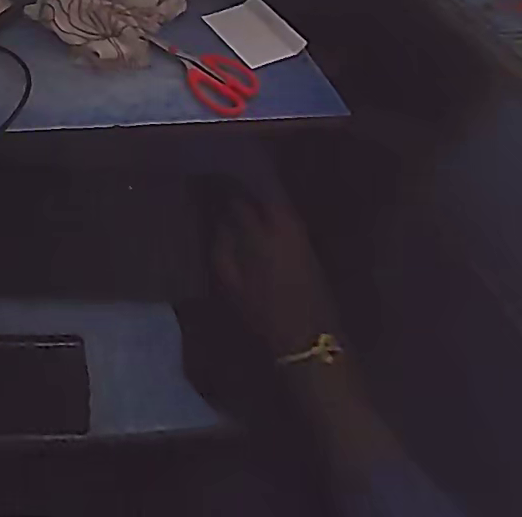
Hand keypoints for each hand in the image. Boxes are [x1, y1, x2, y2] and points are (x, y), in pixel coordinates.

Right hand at [212, 183, 338, 358]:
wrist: (309, 342)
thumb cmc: (262, 314)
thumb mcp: (230, 282)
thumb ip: (222, 245)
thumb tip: (220, 221)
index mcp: (259, 236)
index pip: (238, 201)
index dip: (223, 188)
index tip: (209, 181)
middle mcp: (283, 229)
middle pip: (266, 194)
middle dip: (247, 185)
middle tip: (229, 180)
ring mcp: (301, 237)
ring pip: (280, 204)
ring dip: (263, 195)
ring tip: (243, 192)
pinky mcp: (311, 247)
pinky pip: (288, 218)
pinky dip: (275, 210)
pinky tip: (262, 214)